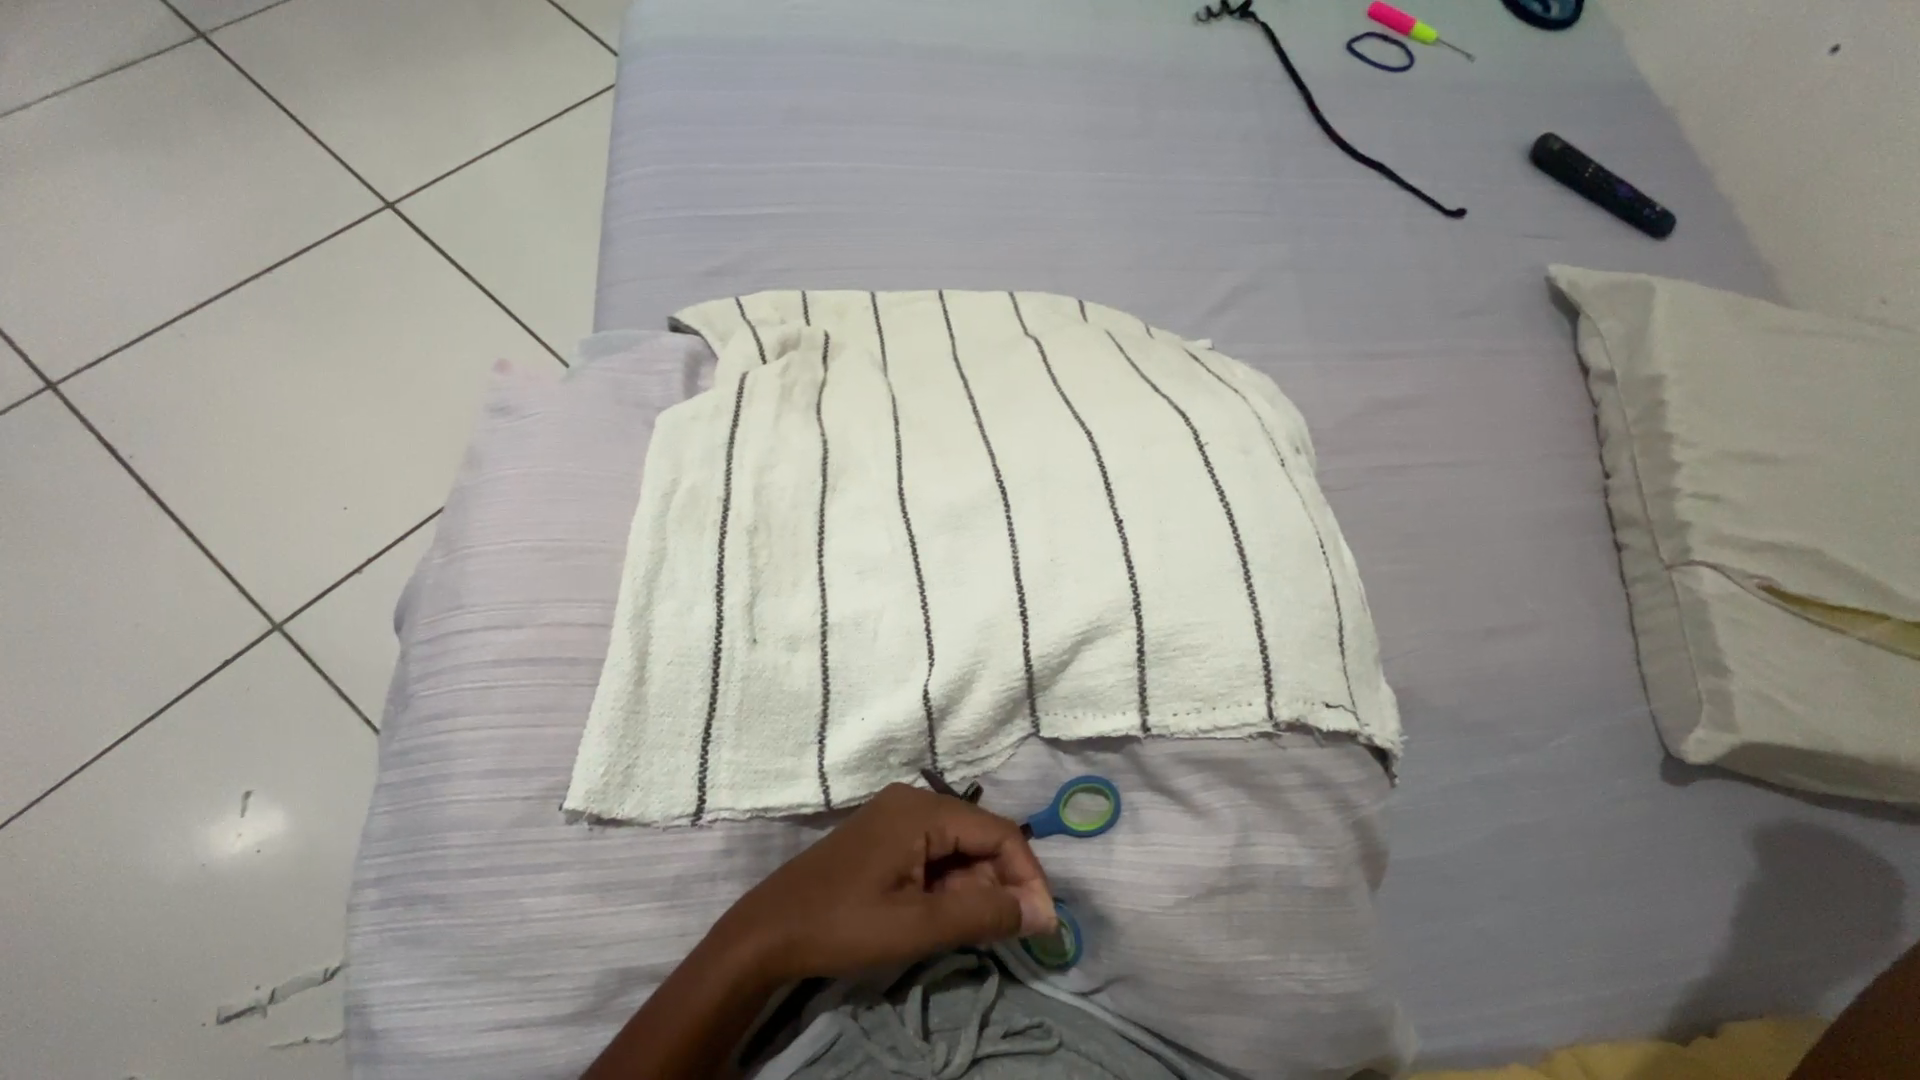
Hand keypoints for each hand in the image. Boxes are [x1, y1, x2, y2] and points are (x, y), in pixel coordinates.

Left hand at [716, 783, 1055, 981]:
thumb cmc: (844, 925)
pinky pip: (933, 854)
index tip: (1041, 924)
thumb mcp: (919, 925)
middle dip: (1000, 884)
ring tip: (968, 931)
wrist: (768, 931)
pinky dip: (948, 885)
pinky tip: (942, 916)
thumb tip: (1043, 912)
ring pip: (958, 848)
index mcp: (922, 810)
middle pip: (979, 837)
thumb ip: (985, 914)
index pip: (1000, 832)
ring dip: (974, 889)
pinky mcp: (883, 838)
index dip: (1028, 876)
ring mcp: (894, 818)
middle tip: (1005, 934)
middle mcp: (912, 801)